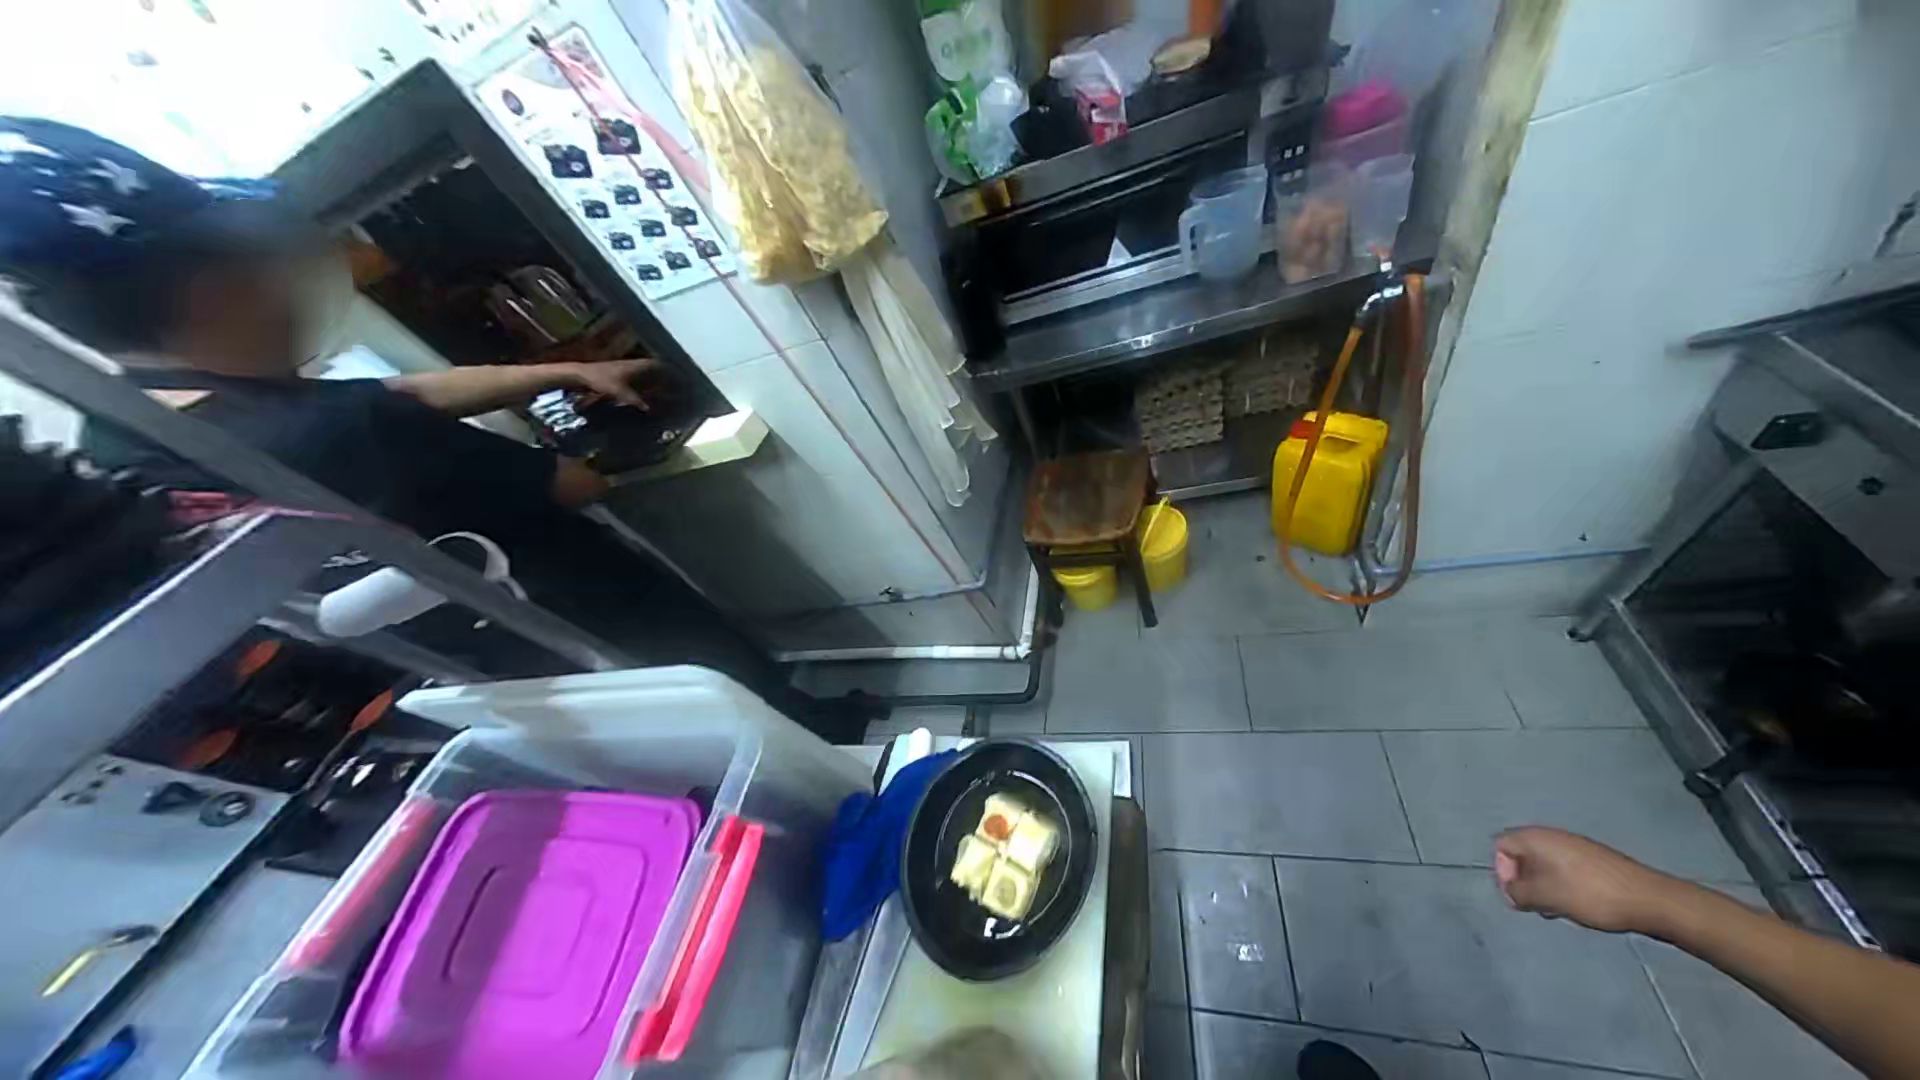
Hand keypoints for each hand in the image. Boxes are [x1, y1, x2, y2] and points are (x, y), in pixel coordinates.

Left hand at [569, 358, 660, 409]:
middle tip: (667, 381)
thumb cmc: (601, 380)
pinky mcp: (614, 372)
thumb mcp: (619, 392)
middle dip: (657, 372)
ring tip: (656, 385)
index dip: (663, 367)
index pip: (652, 363)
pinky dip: (638, 380)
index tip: (673, 372)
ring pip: (639, 370)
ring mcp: (621, 367)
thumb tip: (647, 407)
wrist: (580, 374)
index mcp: (632, 366)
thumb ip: (634, 399)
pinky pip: (631, 374)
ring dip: (647, 375)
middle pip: (647, 366)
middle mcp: (628, 364)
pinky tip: (638, 388)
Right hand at [1493, 826, 1682, 934]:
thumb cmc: (1590, 895)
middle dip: (1524, 880)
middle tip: (1537, 905)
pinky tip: (1579, 904)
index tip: (1519, 896)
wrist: (1653, 901)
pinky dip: (1564, 884)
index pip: (1500, 847)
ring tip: (1559, 908)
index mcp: (1535, 837)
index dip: (1502, 872)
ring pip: (1546, 863)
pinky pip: (1567, 867)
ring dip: (1545, 885)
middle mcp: (1552, 835)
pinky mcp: (1597, 859)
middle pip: (1522, 854)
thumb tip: (1511, 893)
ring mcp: (1577, 846)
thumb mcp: (1546, 897)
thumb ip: (1518, 893)